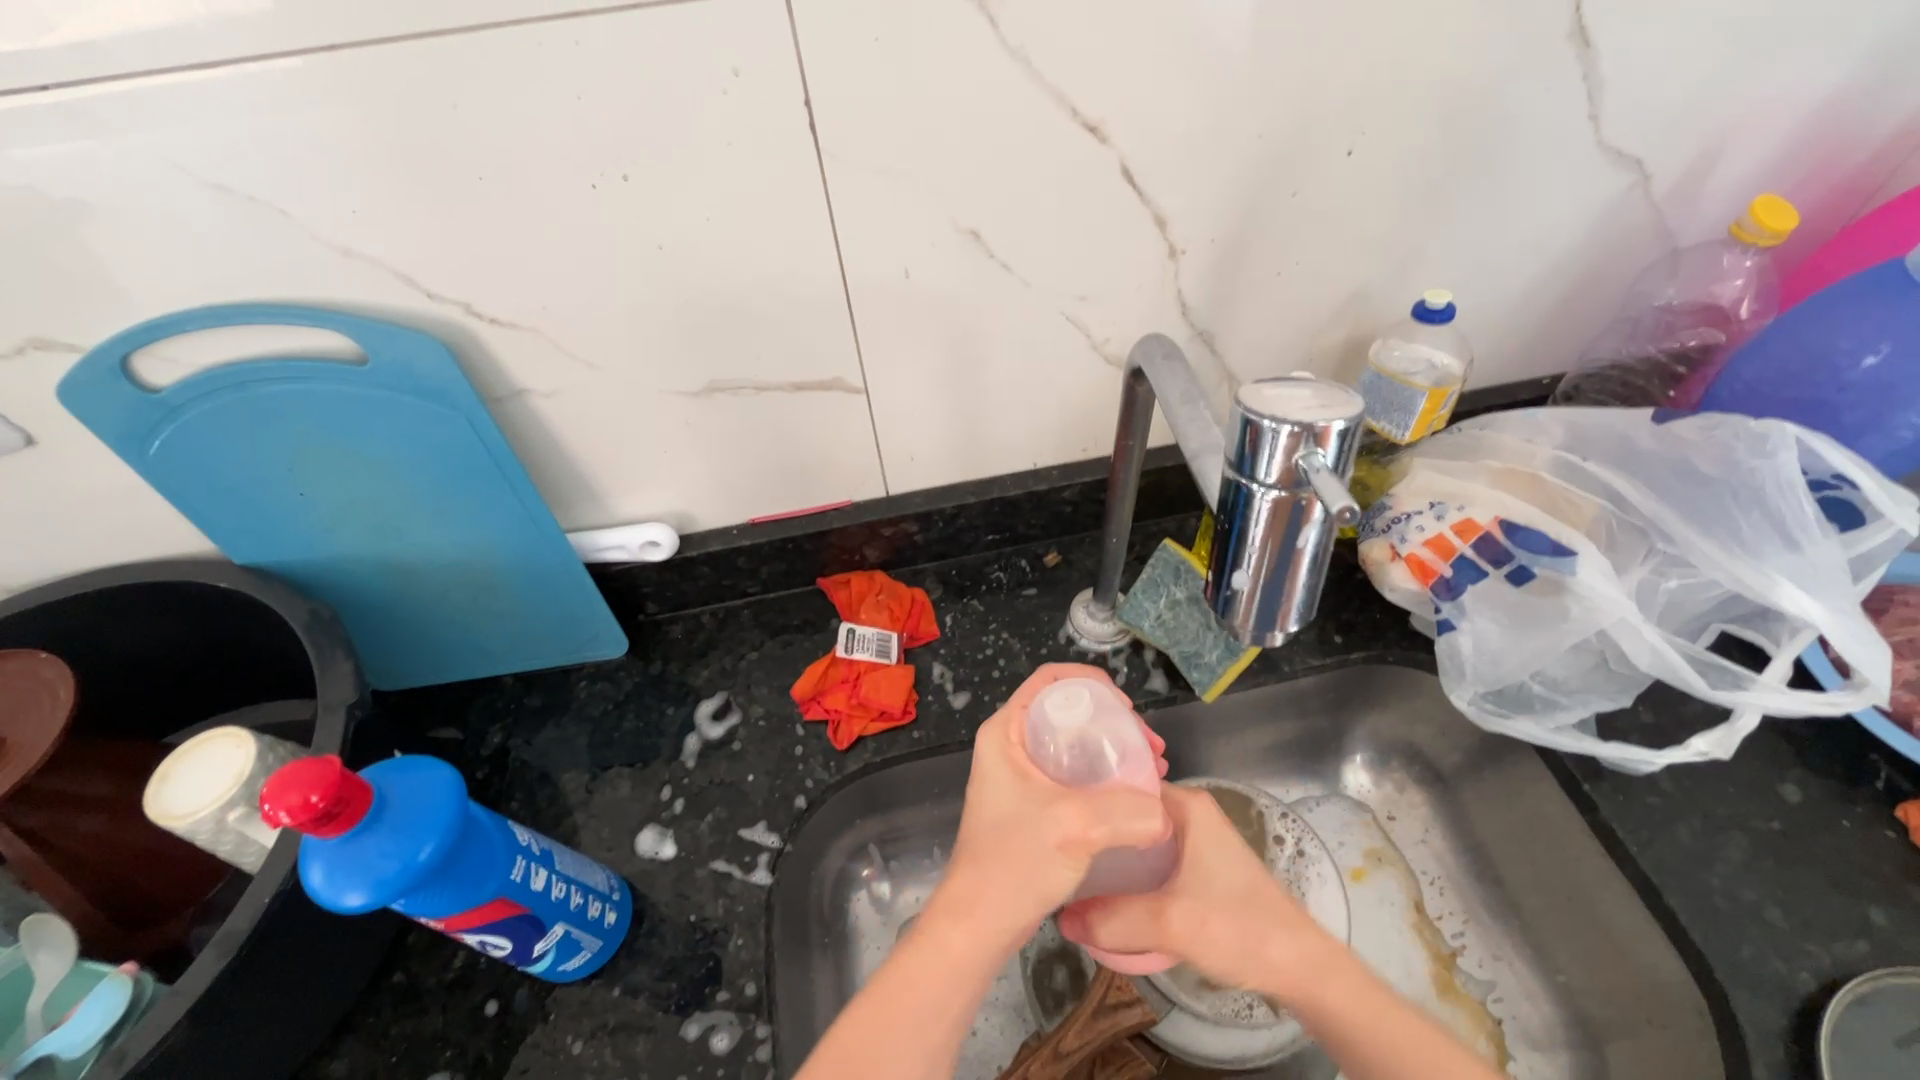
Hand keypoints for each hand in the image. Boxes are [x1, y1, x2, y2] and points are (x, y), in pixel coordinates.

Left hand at [934, 664, 1171, 948]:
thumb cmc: (1015, 862)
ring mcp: (1018, 778)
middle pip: (1067, 712)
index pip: (1050, 680)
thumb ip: (1128, 812)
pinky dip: (1103, 780)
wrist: (980, 921)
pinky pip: (1072, 777)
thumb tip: (1165, 813)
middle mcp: (1008, 747)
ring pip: (1073, 746)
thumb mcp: (1076, 827)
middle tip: (1150, 748)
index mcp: (1004, 732)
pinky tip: (1133, 801)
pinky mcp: (1030, 806)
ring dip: (1113, 753)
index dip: (1093, 682)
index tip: (1128, 710)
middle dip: (1114, 723)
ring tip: (1151, 774)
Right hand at [1057, 785, 1329, 1000]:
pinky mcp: (1197, 871)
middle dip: (1093, 829)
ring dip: (1109, 856)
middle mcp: (1189, 814)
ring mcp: (1195, 843)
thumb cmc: (1240, 928)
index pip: (1123, 783)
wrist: (1299, 968)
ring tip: (1067, 869)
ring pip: (1138, 840)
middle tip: (1052, 847)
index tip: (1052, 813)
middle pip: (1127, 813)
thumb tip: (1059, 919)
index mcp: (1186, 805)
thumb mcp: (1170, 923)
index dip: (1087, 796)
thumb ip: (1112, 918)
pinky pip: (1149, 862)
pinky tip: (1101, 892)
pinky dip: (1126, 873)